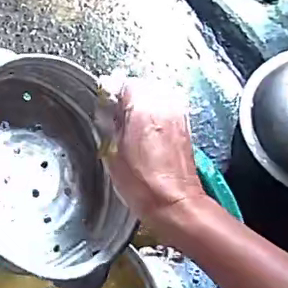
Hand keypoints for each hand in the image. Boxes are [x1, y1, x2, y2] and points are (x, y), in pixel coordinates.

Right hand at [99, 77, 209, 236]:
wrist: (175, 204)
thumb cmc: (144, 185)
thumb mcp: (111, 154)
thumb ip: (107, 124)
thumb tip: (105, 110)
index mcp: (142, 108)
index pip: (121, 83)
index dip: (108, 96)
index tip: (102, 109)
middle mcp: (164, 106)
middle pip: (140, 86)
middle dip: (125, 98)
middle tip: (113, 119)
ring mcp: (177, 115)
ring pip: (154, 95)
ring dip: (141, 105)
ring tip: (129, 127)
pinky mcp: (184, 126)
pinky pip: (165, 108)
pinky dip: (153, 115)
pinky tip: (145, 134)